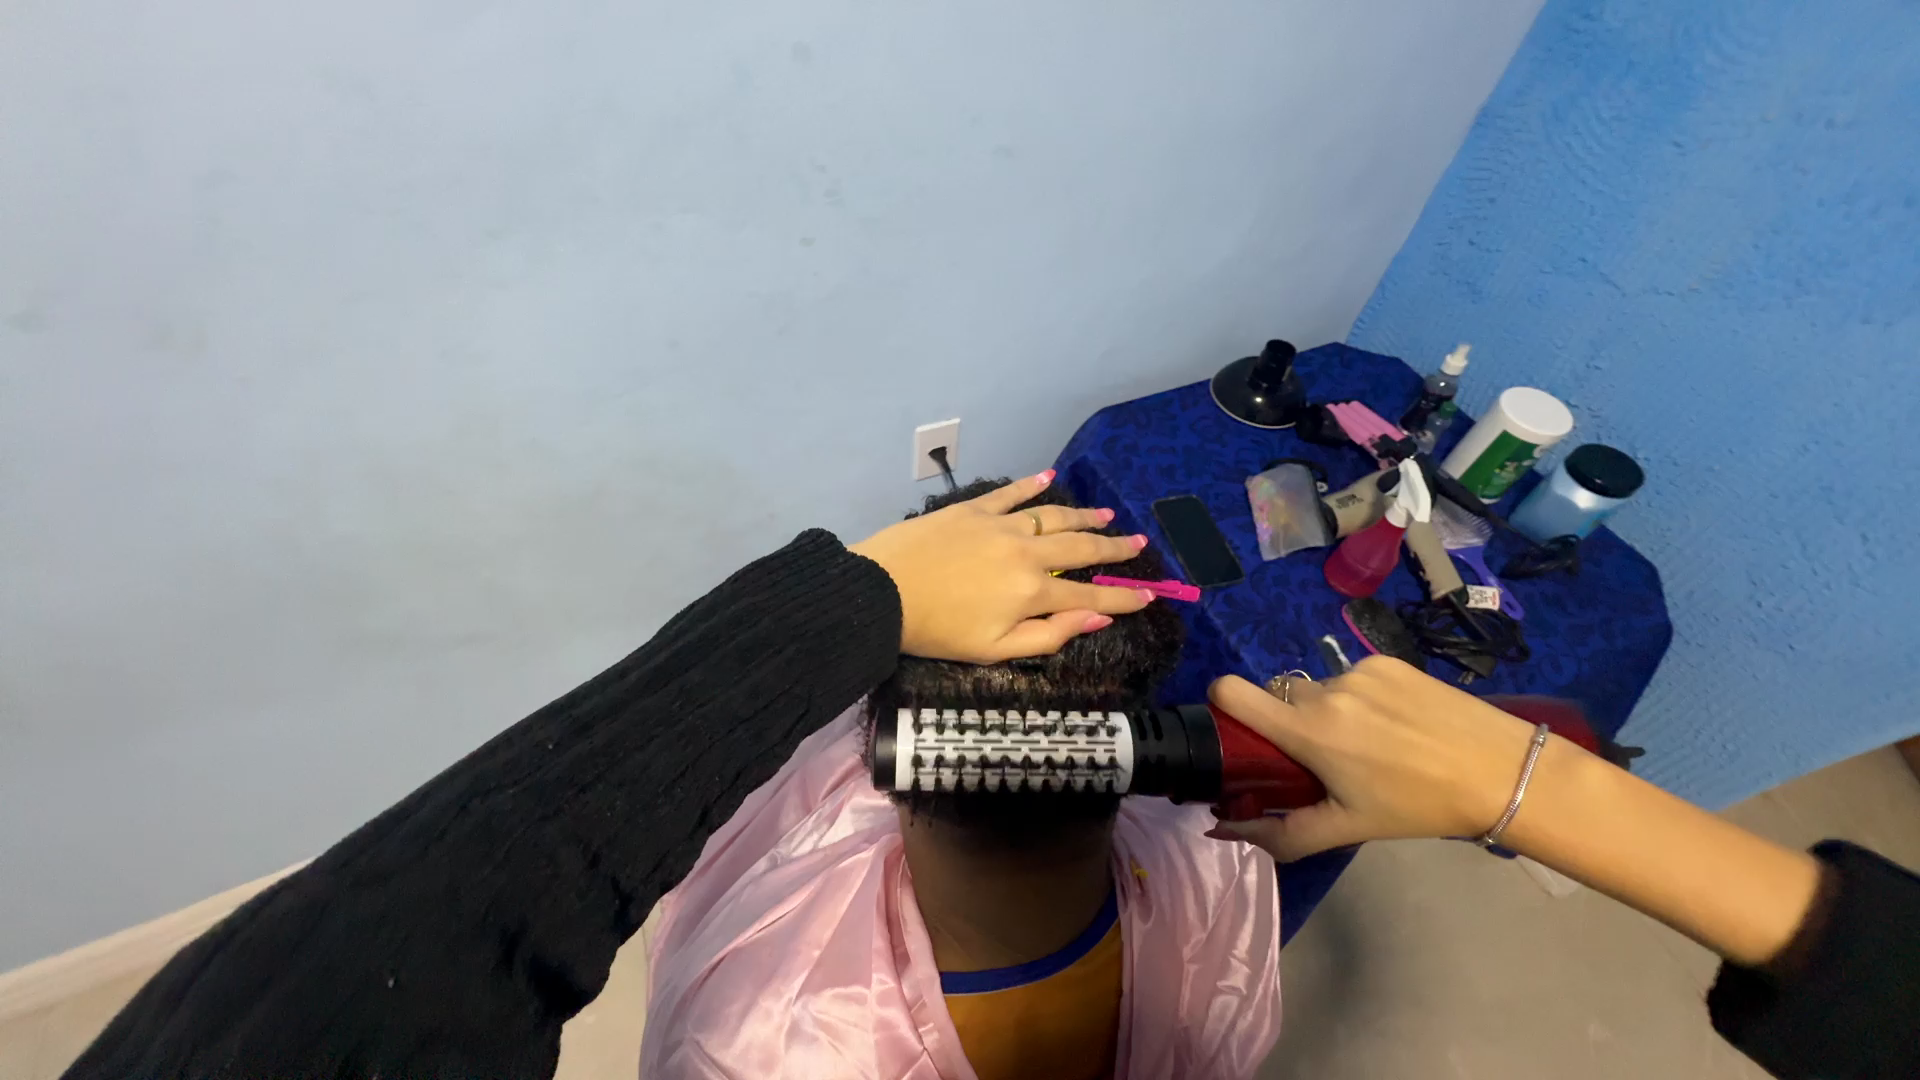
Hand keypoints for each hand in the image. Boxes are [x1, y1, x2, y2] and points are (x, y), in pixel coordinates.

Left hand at [848, 470, 1153, 662]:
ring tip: (1106, 516)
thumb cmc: (937, 631)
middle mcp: (1025, 553)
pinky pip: (1010, 493)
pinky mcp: (972, 509)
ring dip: (1082, 516)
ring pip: (1052, 516)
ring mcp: (999, 525)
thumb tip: (1096, 617)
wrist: (882, 592)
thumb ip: (1049, 635)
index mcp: (1032, 592)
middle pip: (1079, 548)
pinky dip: (1031, 484)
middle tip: (1139, 543)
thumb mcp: (994, 649)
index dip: (1122, 596)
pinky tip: (1049, 476)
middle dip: (1113, 548)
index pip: (1088, 595)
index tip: (1150, 594)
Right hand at [1204, 657, 1539, 860]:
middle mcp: (1324, 691)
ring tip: (1373, 742)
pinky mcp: (1386, 660)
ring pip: (1318, 688)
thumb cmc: (1419, 806)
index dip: (1222, 704)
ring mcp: (1357, 670)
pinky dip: (1361, 697)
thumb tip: (1225, 829)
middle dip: (1289, 722)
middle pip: (1279, 696)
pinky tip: (1396, 722)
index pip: (1231, 691)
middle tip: (1324, 755)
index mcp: (1308, 731)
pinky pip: (1352, 676)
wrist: (1505, 773)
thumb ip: (1281, 834)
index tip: (1240, 730)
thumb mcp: (1349, 827)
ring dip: (1328, 710)